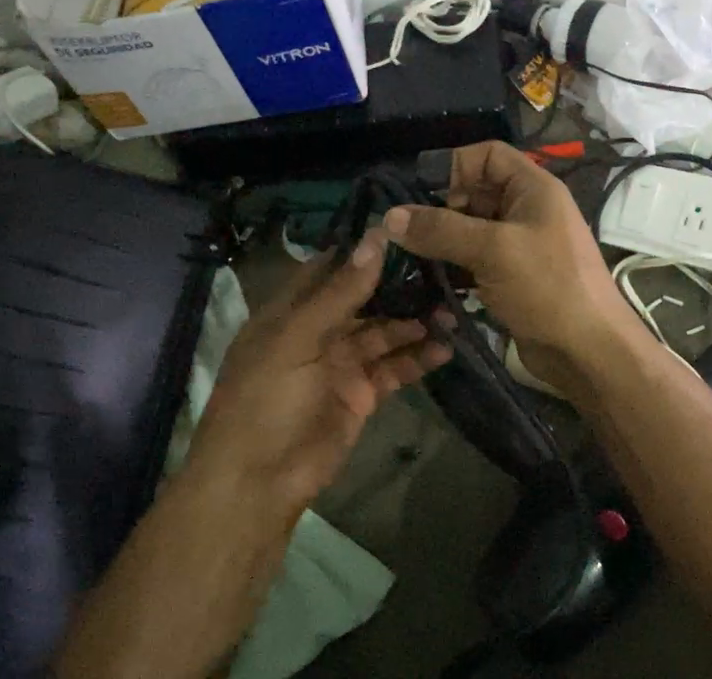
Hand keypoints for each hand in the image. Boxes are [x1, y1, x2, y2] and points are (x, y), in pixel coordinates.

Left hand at [181, 230, 451, 512]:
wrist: (258, 484)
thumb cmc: (265, 401)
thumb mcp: (298, 339)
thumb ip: (341, 291)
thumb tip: (377, 237)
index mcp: (291, 312)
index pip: (332, 268)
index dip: (366, 250)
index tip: (409, 227)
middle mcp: (318, 332)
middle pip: (366, 299)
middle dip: (402, 286)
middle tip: (445, 269)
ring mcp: (342, 364)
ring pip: (386, 332)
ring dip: (417, 321)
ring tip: (454, 310)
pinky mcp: (362, 395)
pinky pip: (396, 367)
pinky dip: (420, 357)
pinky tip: (447, 347)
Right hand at [383, 141, 636, 394]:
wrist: (588, 349)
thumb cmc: (547, 286)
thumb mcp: (493, 250)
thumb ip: (442, 230)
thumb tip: (390, 217)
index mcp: (534, 188)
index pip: (488, 155)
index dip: (454, 165)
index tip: (419, 192)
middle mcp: (527, 210)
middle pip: (475, 192)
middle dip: (439, 208)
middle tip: (404, 232)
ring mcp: (521, 246)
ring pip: (471, 230)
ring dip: (441, 241)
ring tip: (406, 257)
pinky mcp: (512, 278)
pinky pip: (475, 261)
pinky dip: (452, 266)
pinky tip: (425, 281)